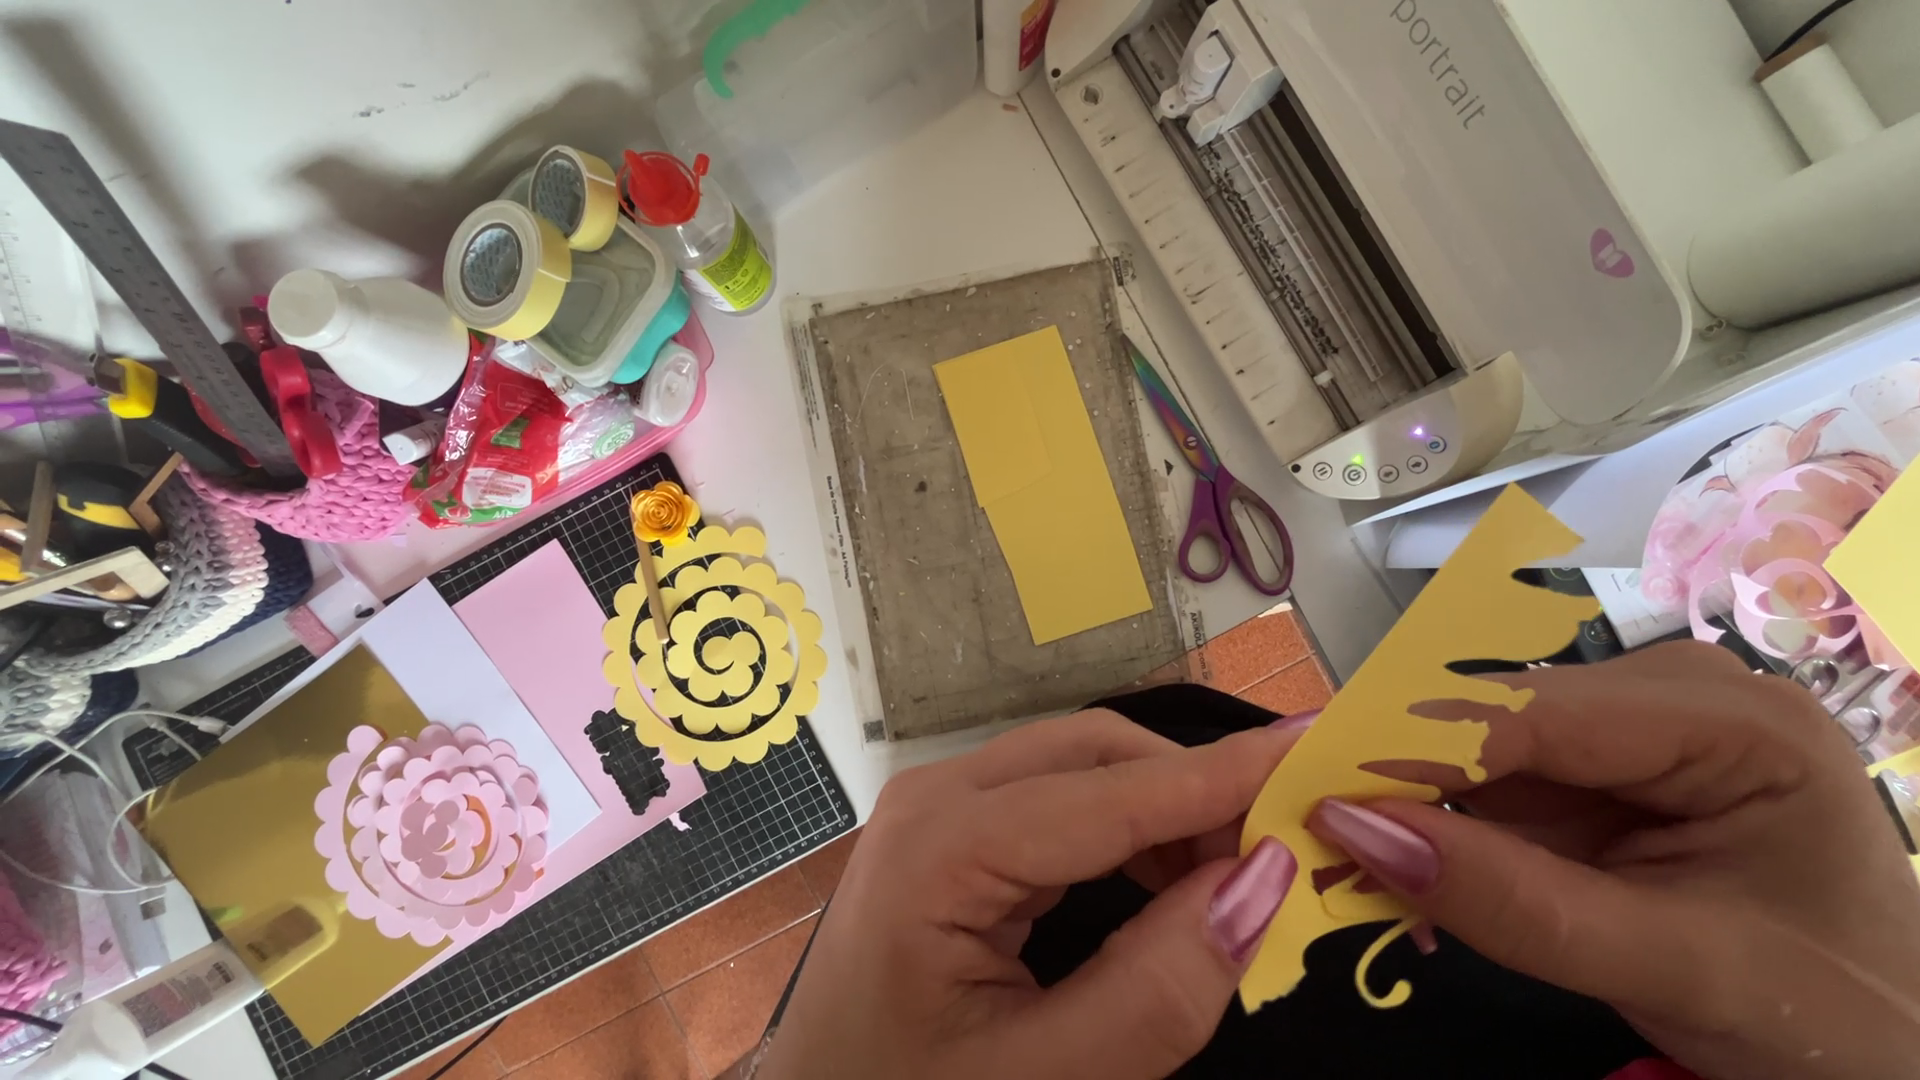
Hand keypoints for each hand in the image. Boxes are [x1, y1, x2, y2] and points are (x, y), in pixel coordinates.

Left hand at [757, 709, 1306, 1079]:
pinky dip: (1125, 827)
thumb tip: (1259, 882)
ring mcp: (939, 804)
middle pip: (1094, 754)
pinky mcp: (950, 827)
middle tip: (1282, 844)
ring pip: (1079, 768)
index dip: (1222, 773)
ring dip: (1164, 807)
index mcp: (942, 843)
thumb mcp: (1040, 1079)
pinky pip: (1055, 799)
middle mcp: (938, 793)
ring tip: (1235, 874)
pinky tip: (1166, 876)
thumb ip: (1155, 990)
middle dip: (1194, 788)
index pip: (1111, 790)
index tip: (1316, 748)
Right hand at [1306, 642, 1919, 1079]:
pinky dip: (1429, 819)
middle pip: (1487, 721)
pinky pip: (1478, 777)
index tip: (1307, 789)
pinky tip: (1397, 857)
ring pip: (1467, 746)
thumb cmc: (1831, 1022)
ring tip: (1339, 851)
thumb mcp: (1676, 972)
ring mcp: (1620, 723)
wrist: (1880, 1054)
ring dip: (1402, 800)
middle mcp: (1666, 693)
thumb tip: (1346, 826)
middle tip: (1309, 831)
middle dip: (1397, 779)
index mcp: (1731, 720)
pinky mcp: (1584, 761)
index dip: (1408, 749)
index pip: (1528, 715)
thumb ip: (1513, 904)